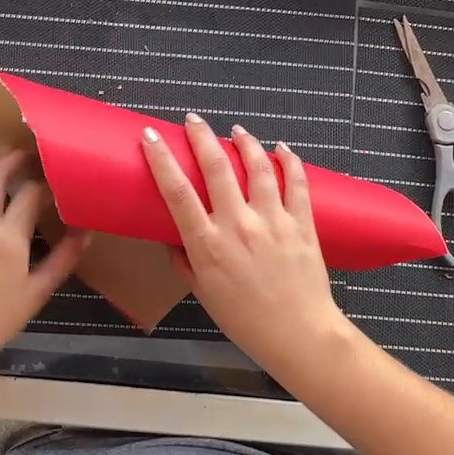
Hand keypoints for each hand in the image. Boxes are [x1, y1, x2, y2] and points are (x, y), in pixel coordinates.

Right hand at [140, 114, 359, 379]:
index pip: (178, 192)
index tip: (151, 136)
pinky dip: (289, 161)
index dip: (161, 159)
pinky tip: (281, 149)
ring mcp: (273, 221)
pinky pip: (297, 183)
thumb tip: (173, 235)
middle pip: (216, 168)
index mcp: (208, 245)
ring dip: (245, 142)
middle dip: (201, 136)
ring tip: (236, 130)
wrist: (299, 335)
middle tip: (193, 119)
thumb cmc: (244, 319)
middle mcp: (238, 225)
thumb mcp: (203, 293)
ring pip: (258, 167)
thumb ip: (185, 260)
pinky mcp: (302, 223)